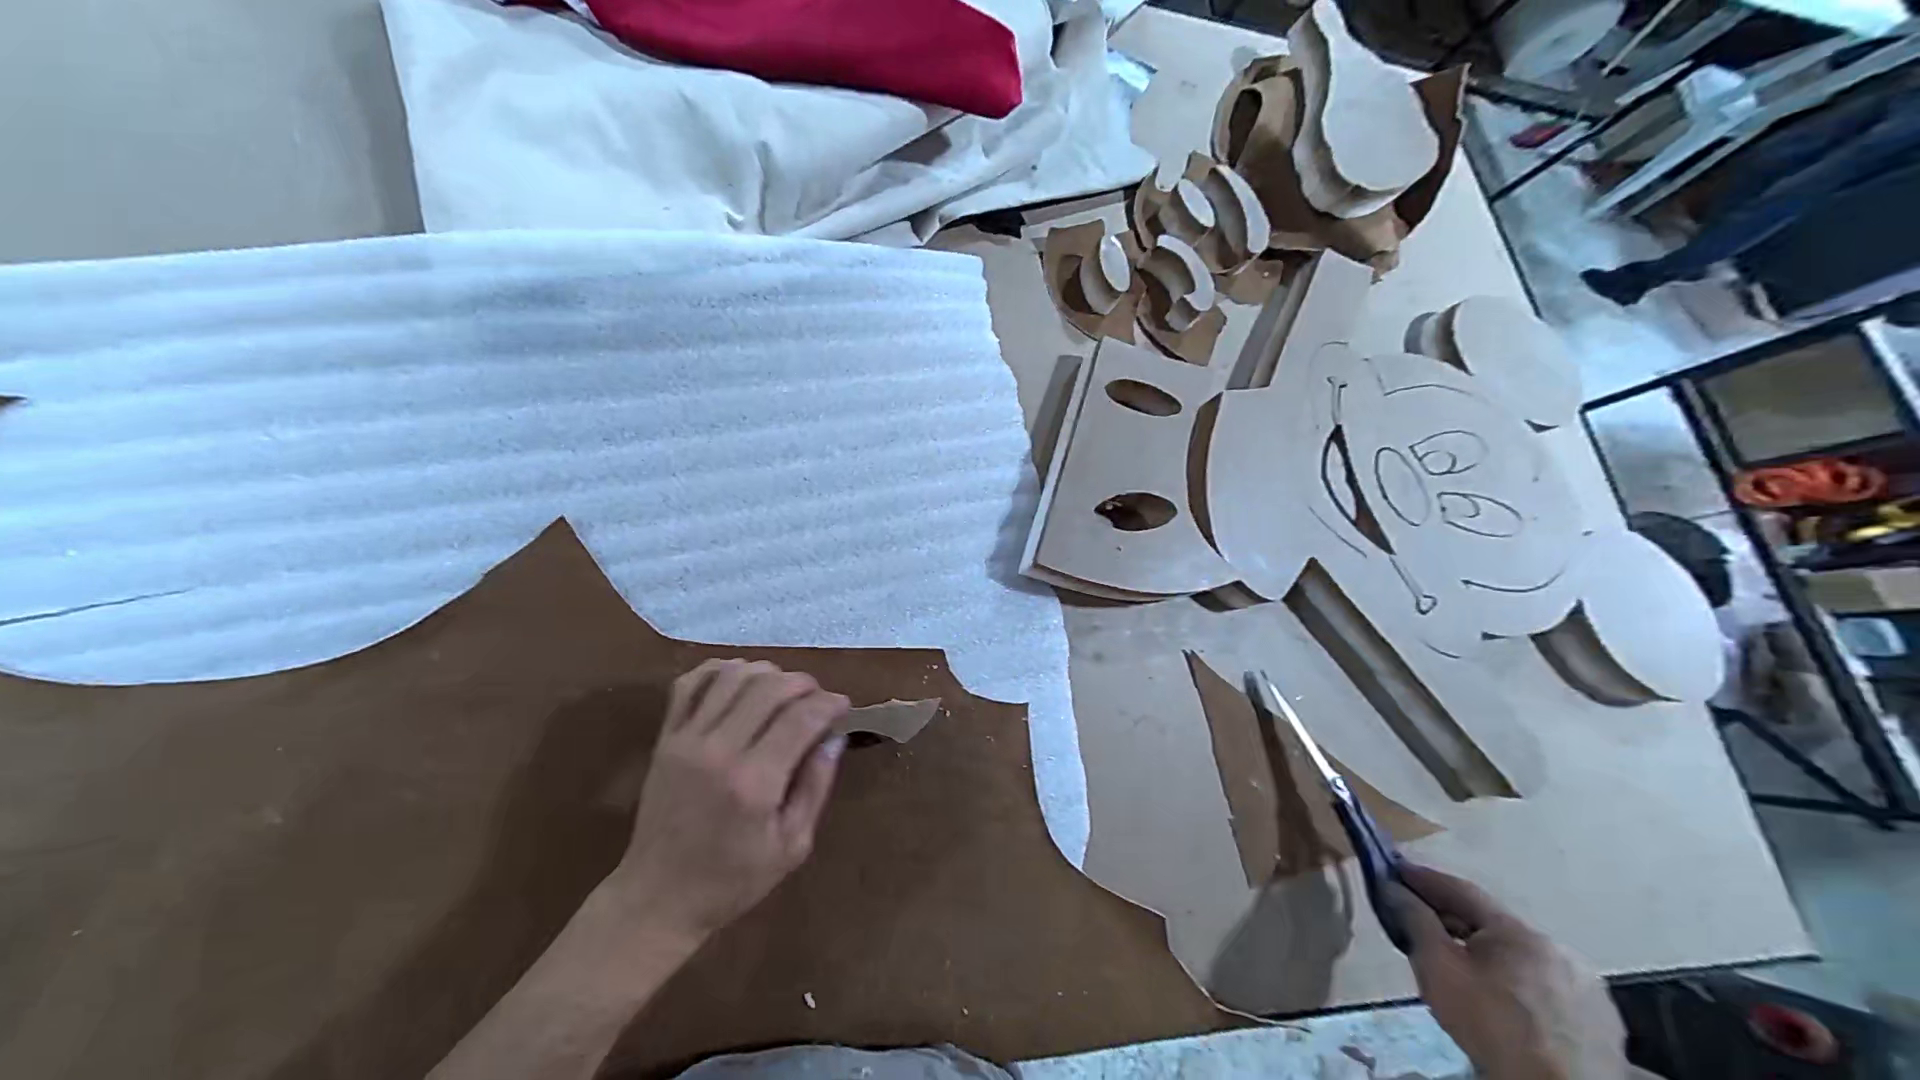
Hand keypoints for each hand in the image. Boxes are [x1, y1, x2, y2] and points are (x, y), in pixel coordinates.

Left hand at [610, 659, 848, 944]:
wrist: (658, 897)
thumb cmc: (733, 880)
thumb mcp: (792, 846)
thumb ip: (816, 787)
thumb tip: (834, 738)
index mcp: (755, 782)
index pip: (801, 717)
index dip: (830, 703)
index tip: (842, 707)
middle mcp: (720, 751)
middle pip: (769, 687)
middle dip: (803, 683)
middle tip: (817, 697)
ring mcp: (687, 740)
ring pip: (732, 676)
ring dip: (766, 672)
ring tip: (782, 688)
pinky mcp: (665, 739)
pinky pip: (690, 685)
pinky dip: (719, 670)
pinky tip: (739, 679)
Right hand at [1391, 863, 1628, 1079]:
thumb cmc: (1490, 1024)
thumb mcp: (1438, 967)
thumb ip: (1415, 921)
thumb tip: (1394, 888)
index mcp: (1517, 930)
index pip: (1461, 890)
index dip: (1424, 879)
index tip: (1396, 872)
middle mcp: (1557, 947)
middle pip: (1493, 923)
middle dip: (1455, 919)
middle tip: (1422, 922)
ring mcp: (1586, 984)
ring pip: (1522, 955)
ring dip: (1490, 952)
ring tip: (1462, 965)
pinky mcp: (1601, 1019)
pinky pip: (1548, 985)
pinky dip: (1520, 982)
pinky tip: (1507, 1000)